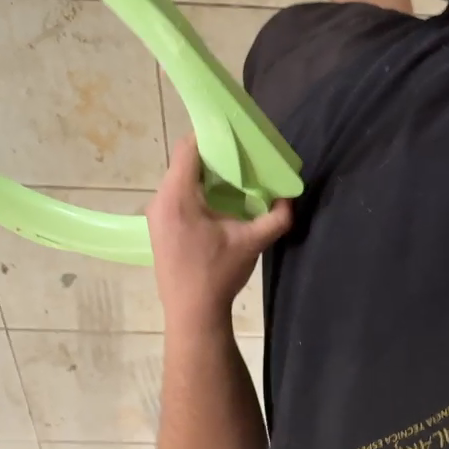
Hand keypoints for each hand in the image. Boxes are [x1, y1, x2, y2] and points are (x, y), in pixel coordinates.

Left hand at [147, 138, 292, 336]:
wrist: (192, 314)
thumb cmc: (217, 274)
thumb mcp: (252, 242)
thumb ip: (276, 217)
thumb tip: (291, 197)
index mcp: (177, 197)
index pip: (188, 149)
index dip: (211, 135)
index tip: (236, 134)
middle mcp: (160, 200)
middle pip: (184, 162)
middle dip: (214, 155)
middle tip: (243, 155)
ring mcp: (156, 214)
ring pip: (181, 178)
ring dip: (206, 174)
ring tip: (235, 176)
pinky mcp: (159, 226)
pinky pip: (177, 194)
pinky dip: (198, 189)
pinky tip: (220, 200)